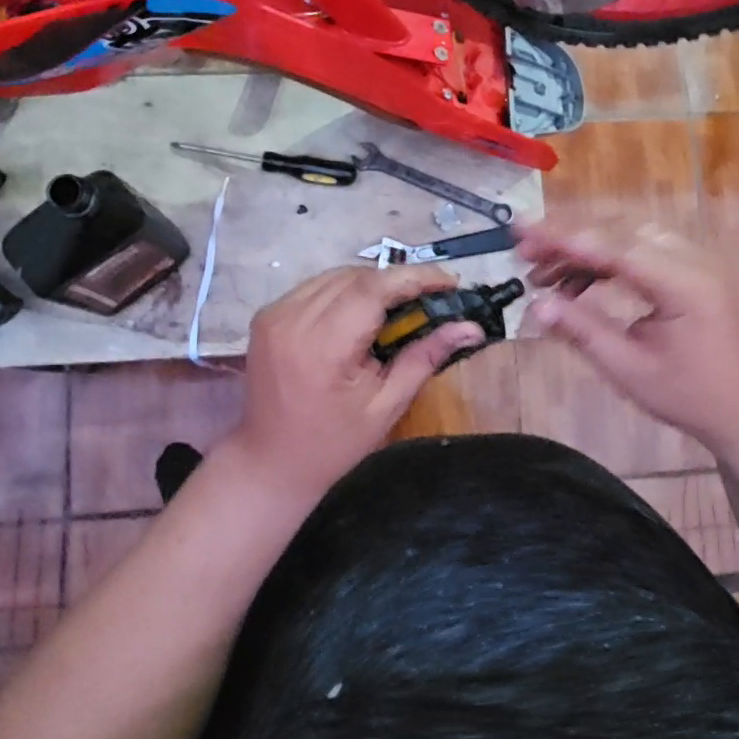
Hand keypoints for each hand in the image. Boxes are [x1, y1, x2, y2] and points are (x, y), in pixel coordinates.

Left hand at [234, 265, 485, 490]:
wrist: (271, 461)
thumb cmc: (334, 444)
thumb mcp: (387, 406)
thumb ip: (425, 357)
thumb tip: (472, 327)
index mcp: (322, 347)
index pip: (373, 289)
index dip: (414, 278)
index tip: (449, 283)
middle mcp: (292, 320)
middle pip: (355, 277)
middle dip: (398, 281)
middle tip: (432, 298)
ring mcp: (274, 314)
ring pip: (335, 276)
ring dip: (372, 284)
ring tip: (402, 306)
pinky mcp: (267, 315)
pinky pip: (315, 287)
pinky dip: (345, 292)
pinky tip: (364, 313)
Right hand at [518, 220, 738, 451]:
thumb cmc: (689, 397)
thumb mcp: (628, 370)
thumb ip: (582, 332)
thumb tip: (536, 306)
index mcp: (684, 285)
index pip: (614, 248)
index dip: (563, 237)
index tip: (520, 231)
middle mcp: (694, 261)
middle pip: (620, 232)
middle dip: (568, 240)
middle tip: (523, 254)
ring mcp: (695, 261)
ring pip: (628, 236)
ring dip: (584, 249)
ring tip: (543, 274)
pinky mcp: (690, 268)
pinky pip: (641, 249)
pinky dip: (606, 259)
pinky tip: (577, 281)